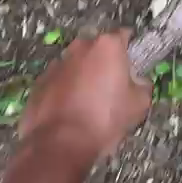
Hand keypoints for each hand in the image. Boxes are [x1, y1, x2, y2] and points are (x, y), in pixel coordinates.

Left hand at [16, 31, 151, 164]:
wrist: (59, 147)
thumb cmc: (104, 120)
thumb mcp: (139, 104)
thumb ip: (142, 85)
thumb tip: (138, 83)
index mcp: (108, 45)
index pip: (125, 36)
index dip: (130, 52)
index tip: (131, 69)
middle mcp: (81, 47)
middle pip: (98, 49)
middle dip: (103, 63)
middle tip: (109, 88)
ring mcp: (57, 64)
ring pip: (76, 65)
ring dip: (82, 77)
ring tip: (86, 104)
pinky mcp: (39, 84)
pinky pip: (57, 83)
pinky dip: (63, 92)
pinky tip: (68, 113)